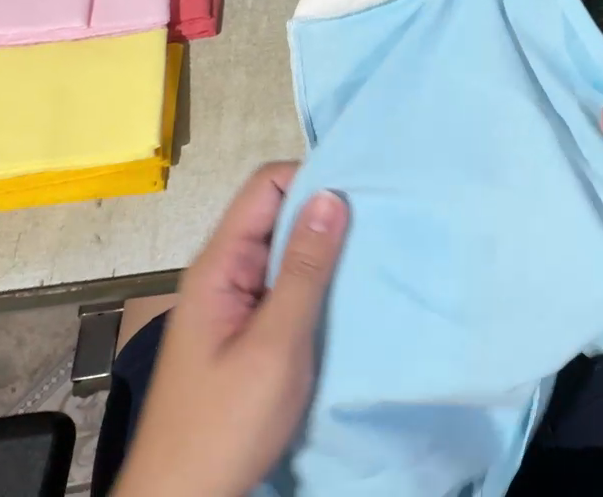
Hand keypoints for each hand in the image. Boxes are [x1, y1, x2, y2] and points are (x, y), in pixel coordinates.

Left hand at [113, 164, 347, 495]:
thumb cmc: (224, 425)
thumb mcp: (274, 345)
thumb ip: (304, 270)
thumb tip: (331, 195)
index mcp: (219, 265)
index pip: (265, 187)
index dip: (311, 178)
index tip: (362, 191)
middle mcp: (225, 272)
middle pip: (277, 213)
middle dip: (326, 210)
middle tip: (383, 219)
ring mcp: (235, 300)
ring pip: (286, 249)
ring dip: (326, 247)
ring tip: (378, 249)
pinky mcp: (248, 327)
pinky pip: (286, 283)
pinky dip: (318, 279)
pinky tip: (353, 289)